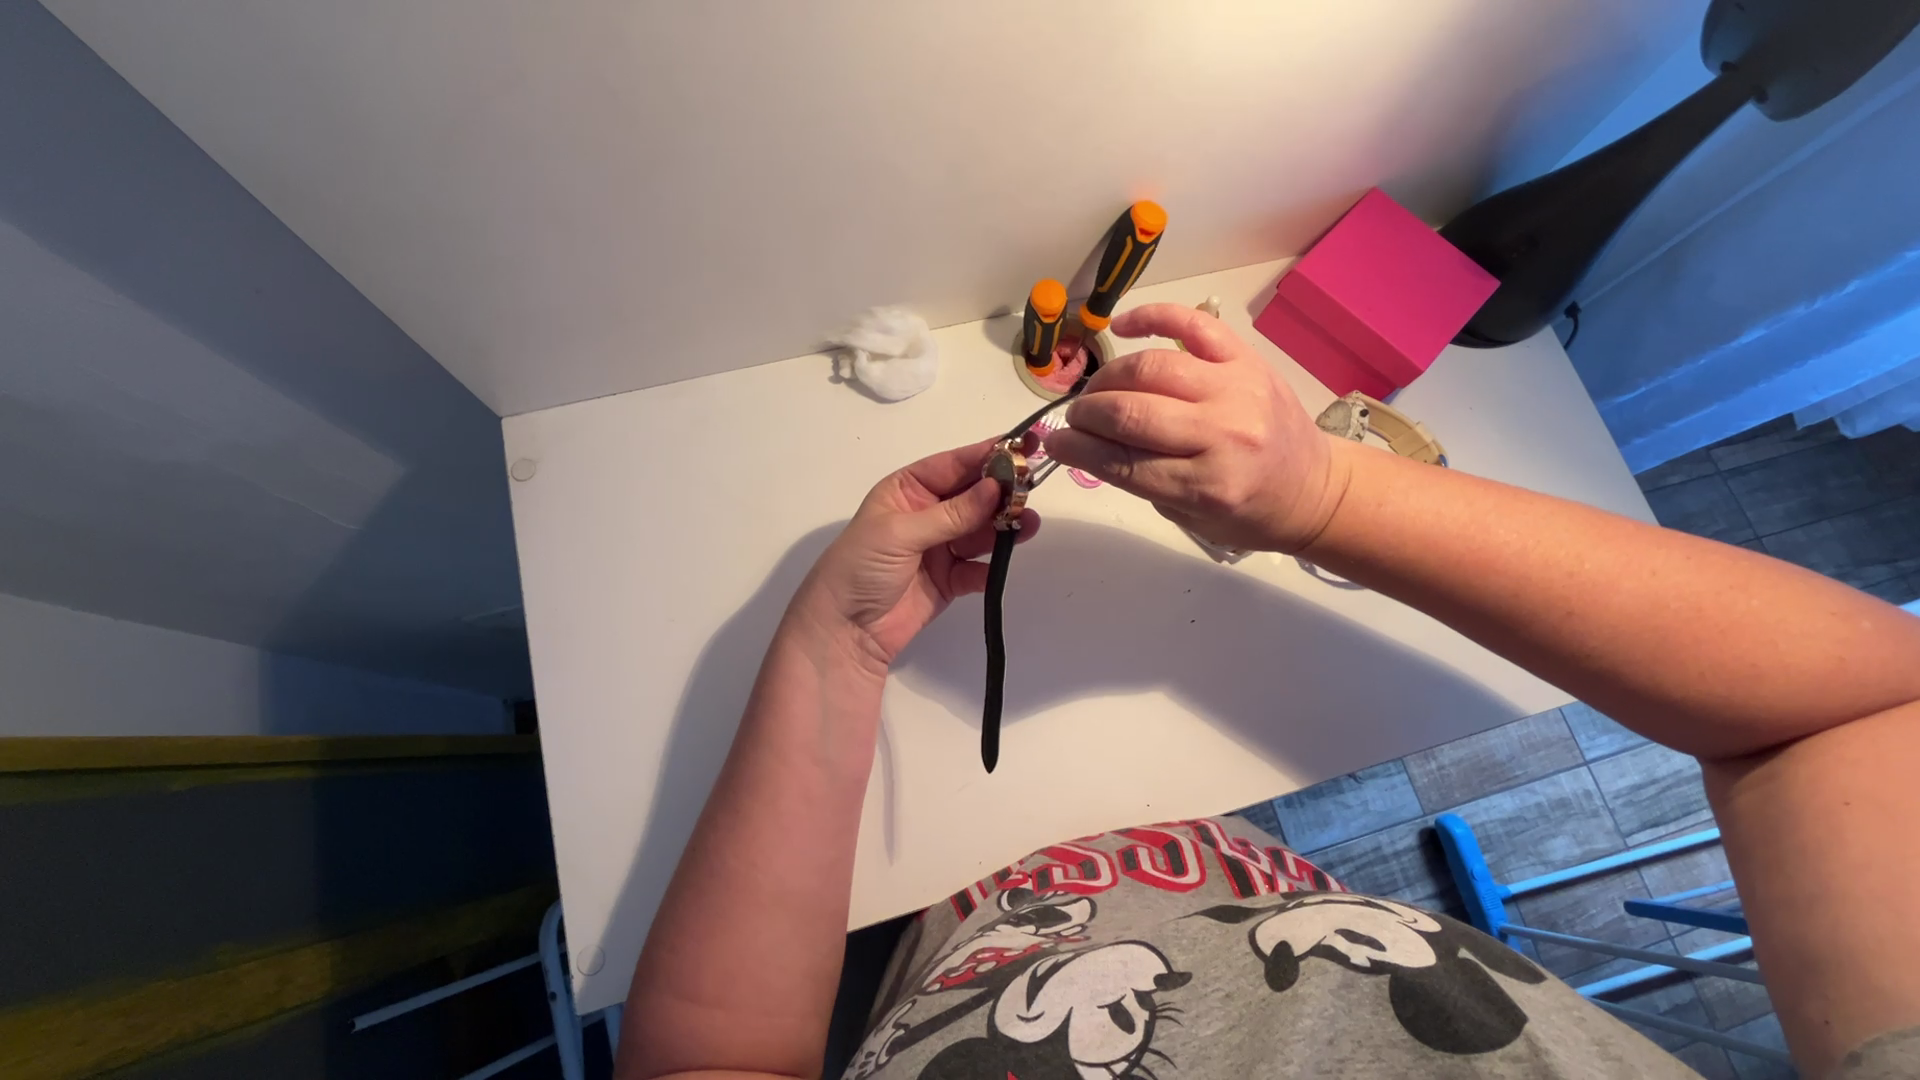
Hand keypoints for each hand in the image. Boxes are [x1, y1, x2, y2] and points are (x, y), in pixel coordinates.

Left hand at [788, 440, 1040, 672]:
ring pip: (980, 531)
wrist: (843, 630)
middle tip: (1032, 488)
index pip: (951, 466)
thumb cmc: (861, 567)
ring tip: (1029, 523)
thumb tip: (996, 487)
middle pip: (972, 496)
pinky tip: (1004, 562)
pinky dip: (992, 567)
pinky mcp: (949, 582)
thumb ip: (952, 513)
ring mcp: (939, 548)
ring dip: (1004, 526)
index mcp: (906, 491)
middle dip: (1001, 492)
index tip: (1020, 446)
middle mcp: (925, 514)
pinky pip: (978, 569)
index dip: (985, 455)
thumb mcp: (901, 533)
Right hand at [1042, 303, 1349, 553]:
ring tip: (1098, 391)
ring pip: (1152, 368)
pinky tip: (1121, 327)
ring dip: (1109, 377)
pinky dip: (1151, 317)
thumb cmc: (1245, 512)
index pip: (1121, 461)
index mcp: (1206, 487)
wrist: (1312, 489)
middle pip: (1130, 412)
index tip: (1055, 443)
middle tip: (1077, 420)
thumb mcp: (1186, 515)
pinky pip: (1192, 324)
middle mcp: (1222, 434)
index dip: (1077, 449)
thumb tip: (1082, 441)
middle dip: (1087, 414)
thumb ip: (1136, 477)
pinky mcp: (1246, 359)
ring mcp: (1236, 389)